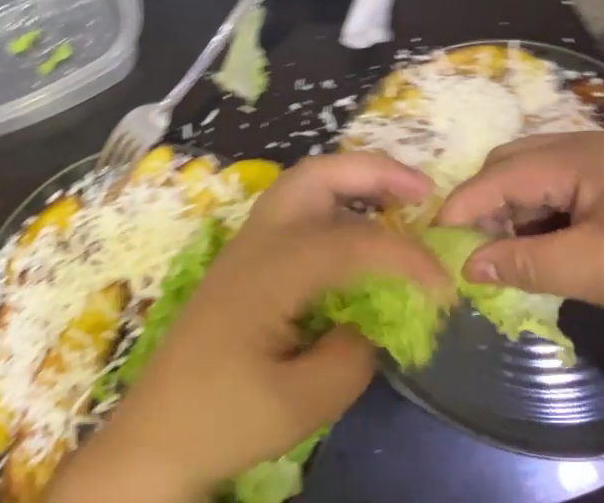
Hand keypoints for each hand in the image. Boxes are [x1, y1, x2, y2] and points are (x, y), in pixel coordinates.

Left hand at [50, 153, 452, 501]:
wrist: (156, 433)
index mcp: (268, 271)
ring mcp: (244, 249)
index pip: (349, 242)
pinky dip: (333, 207)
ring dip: (351, 183)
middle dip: (371, 171)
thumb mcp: (301, 403)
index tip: (446, 286)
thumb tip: (376, 320)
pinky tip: (357, 239)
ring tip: (399, 204)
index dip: (404, 256)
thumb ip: (352, 356)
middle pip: (313, 176)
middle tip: (424, 191)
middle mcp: (254, 244)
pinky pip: (292, 214)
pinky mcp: (242, 265)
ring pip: (299, 188)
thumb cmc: (223, 418)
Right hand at [436, 131, 603, 371]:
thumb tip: (466, 264)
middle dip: (488, 204)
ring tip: (502, 257)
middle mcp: (602, 149)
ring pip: (546, 182)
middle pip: (520, 165)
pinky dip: (549, 223)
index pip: (504, 172)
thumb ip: (524, 261)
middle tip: (468, 251)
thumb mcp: (596, 271)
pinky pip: (574, 199)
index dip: (464, 205)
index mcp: (589, 153)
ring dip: (518, 215)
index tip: (431, 239)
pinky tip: (544, 254)